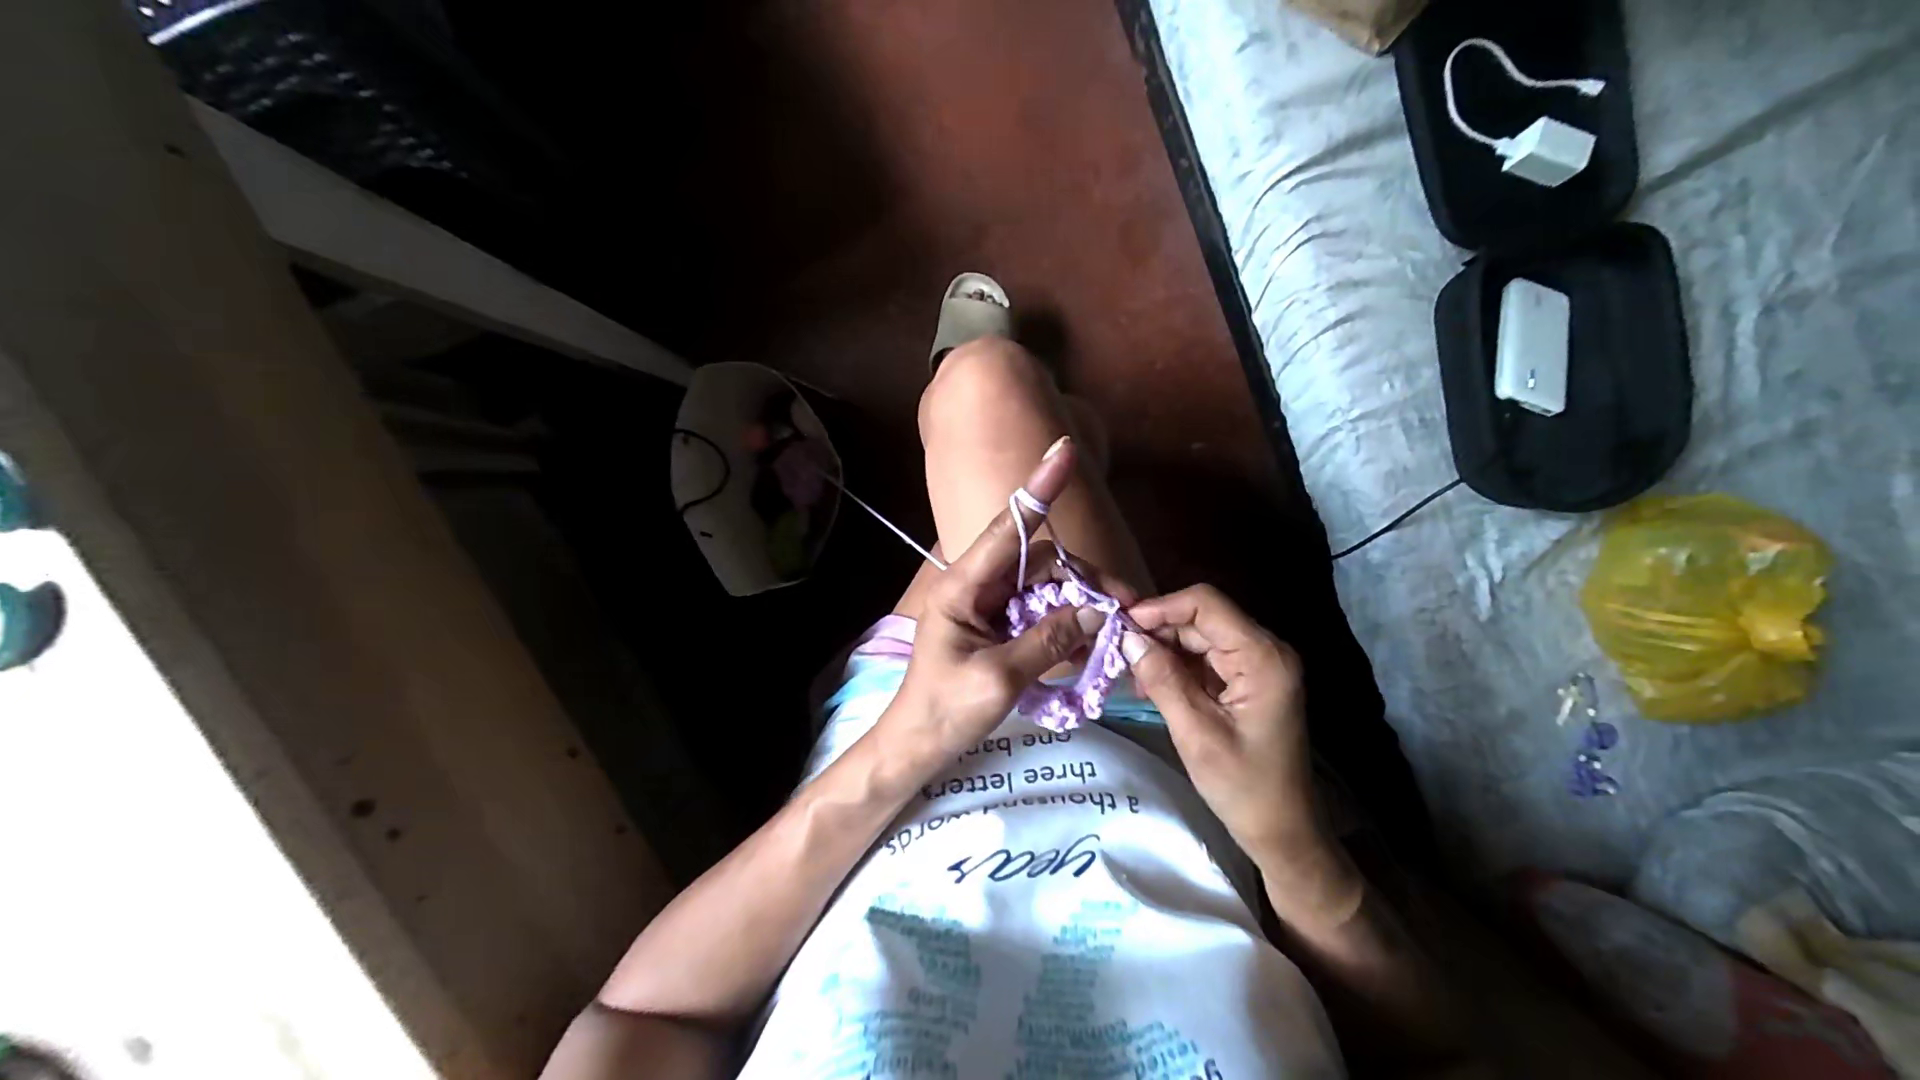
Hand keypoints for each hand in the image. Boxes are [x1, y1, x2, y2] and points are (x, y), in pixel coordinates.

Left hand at [875, 438, 1105, 782]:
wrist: (918, 744)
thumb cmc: (946, 710)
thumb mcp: (999, 677)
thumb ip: (1049, 639)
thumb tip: (1097, 611)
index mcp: (964, 585)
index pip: (1009, 527)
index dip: (1039, 488)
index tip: (1065, 449)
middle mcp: (978, 585)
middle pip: (1041, 562)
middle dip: (1083, 579)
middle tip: (1123, 610)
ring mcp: (989, 605)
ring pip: (1046, 587)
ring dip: (1078, 606)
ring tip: (1108, 638)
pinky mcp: (999, 625)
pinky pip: (1040, 612)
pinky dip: (1065, 625)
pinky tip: (1086, 649)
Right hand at [1121, 586, 1341, 893]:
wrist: (1282, 830)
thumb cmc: (1243, 785)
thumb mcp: (1195, 732)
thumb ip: (1162, 679)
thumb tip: (1127, 638)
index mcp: (1262, 657)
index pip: (1206, 604)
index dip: (1161, 606)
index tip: (1122, 624)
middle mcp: (1264, 650)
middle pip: (1201, 618)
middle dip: (1157, 630)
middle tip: (1118, 651)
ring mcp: (1257, 665)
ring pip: (1198, 636)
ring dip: (1163, 649)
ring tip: (1131, 674)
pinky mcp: (1247, 680)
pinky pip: (1204, 657)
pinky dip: (1175, 665)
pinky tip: (1151, 684)